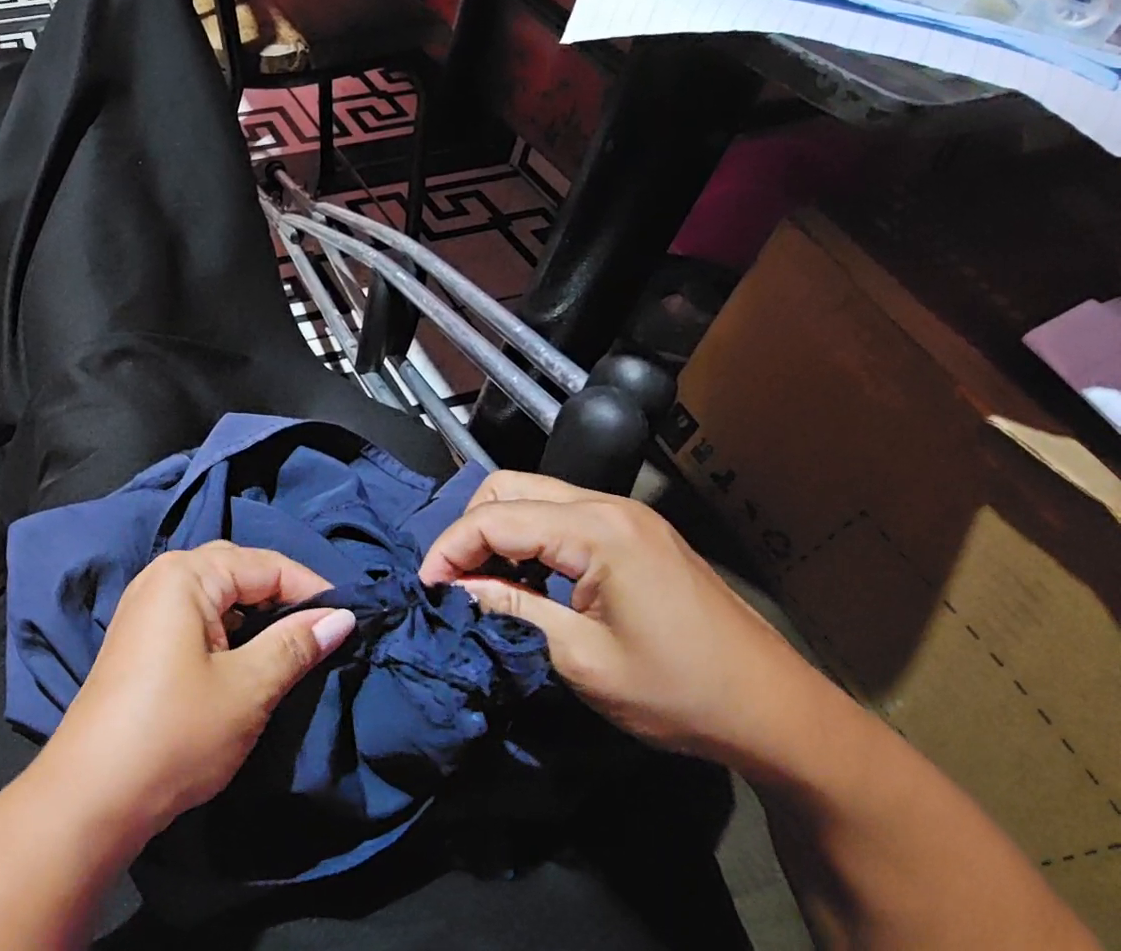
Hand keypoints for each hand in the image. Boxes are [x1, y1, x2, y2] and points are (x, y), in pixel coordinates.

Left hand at [39, 542, 355, 836]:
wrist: (95, 791)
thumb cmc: (178, 731)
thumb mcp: (248, 687)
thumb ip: (296, 644)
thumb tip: (341, 617)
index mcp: (185, 575)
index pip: (265, 564)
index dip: (312, 589)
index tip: (351, 622)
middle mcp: (160, 578)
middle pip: (237, 571)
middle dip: (283, 596)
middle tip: (324, 630)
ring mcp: (144, 610)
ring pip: (216, 596)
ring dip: (256, 615)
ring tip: (294, 646)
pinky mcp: (140, 641)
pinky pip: (196, 618)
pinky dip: (229, 631)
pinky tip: (248, 659)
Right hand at [419, 471, 824, 765]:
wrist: (776, 713)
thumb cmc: (679, 692)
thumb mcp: (580, 658)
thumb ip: (511, 610)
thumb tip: (456, 588)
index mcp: (598, 531)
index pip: (495, 517)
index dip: (449, 549)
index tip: (427, 588)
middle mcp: (611, 508)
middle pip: (509, 488)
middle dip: (469, 529)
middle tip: (454, 581)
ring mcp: (628, 518)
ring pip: (534, 498)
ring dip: (498, 533)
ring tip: (483, 584)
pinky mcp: (637, 536)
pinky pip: (562, 518)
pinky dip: (529, 539)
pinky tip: (526, 581)